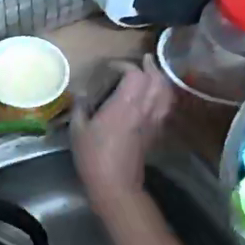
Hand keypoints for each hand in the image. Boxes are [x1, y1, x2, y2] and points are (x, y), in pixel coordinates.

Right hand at [71, 56, 175, 199]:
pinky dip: (162, 96)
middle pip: (157, 80)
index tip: (110, 68)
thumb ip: (80, 108)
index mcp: (124, 105)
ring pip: (166, 93)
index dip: (124, 66)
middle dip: (149, 68)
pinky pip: (165, 107)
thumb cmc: (93, 155)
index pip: (135, 75)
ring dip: (160, 80)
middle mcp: (144, 110)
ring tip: (152, 73)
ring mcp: (153, 122)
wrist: (115, 184)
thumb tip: (81, 95)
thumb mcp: (78, 129)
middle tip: (142, 60)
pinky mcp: (156, 133)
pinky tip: (154, 97)